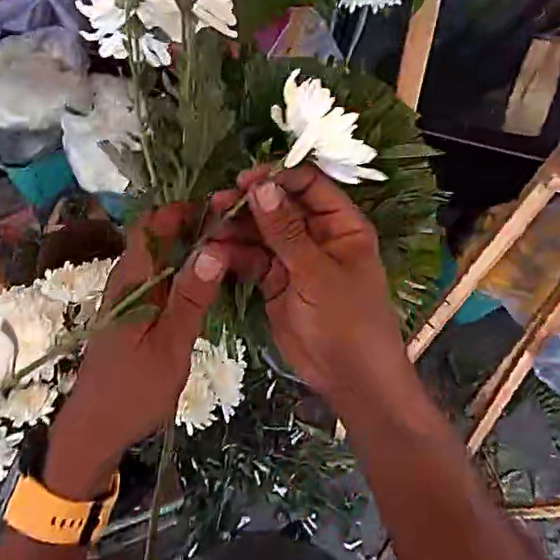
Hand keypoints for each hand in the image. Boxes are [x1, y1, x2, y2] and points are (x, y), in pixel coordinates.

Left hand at [44, 204, 227, 498]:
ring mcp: (129, 297)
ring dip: (190, 250)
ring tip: (231, 252)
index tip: (220, 211)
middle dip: (193, 228)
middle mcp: (126, 281)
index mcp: (131, 282)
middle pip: (157, 238)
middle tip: (235, 232)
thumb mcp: (170, 346)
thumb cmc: (132, 391)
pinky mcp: (135, 314)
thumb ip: (192, 298)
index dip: (181, 211)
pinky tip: (211, 283)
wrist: (96, 429)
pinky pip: (161, 280)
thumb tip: (214, 249)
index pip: (150, 226)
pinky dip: (185, 273)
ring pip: (160, 259)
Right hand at [209, 164, 411, 410]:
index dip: (278, 178)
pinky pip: (252, 258)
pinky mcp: (275, 281)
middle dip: (250, 203)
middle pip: (280, 206)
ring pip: (261, 232)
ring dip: (236, 228)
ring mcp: (294, 258)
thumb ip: (287, 231)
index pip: (309, 186)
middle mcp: (317, 235)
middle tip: (218, 203)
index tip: (246, 180)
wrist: (350, 380)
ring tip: (209, 227)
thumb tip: (261, 187)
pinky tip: (213, 252)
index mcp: (341, 225)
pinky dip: (233, 255)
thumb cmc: (348, 322)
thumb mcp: (318, 274)